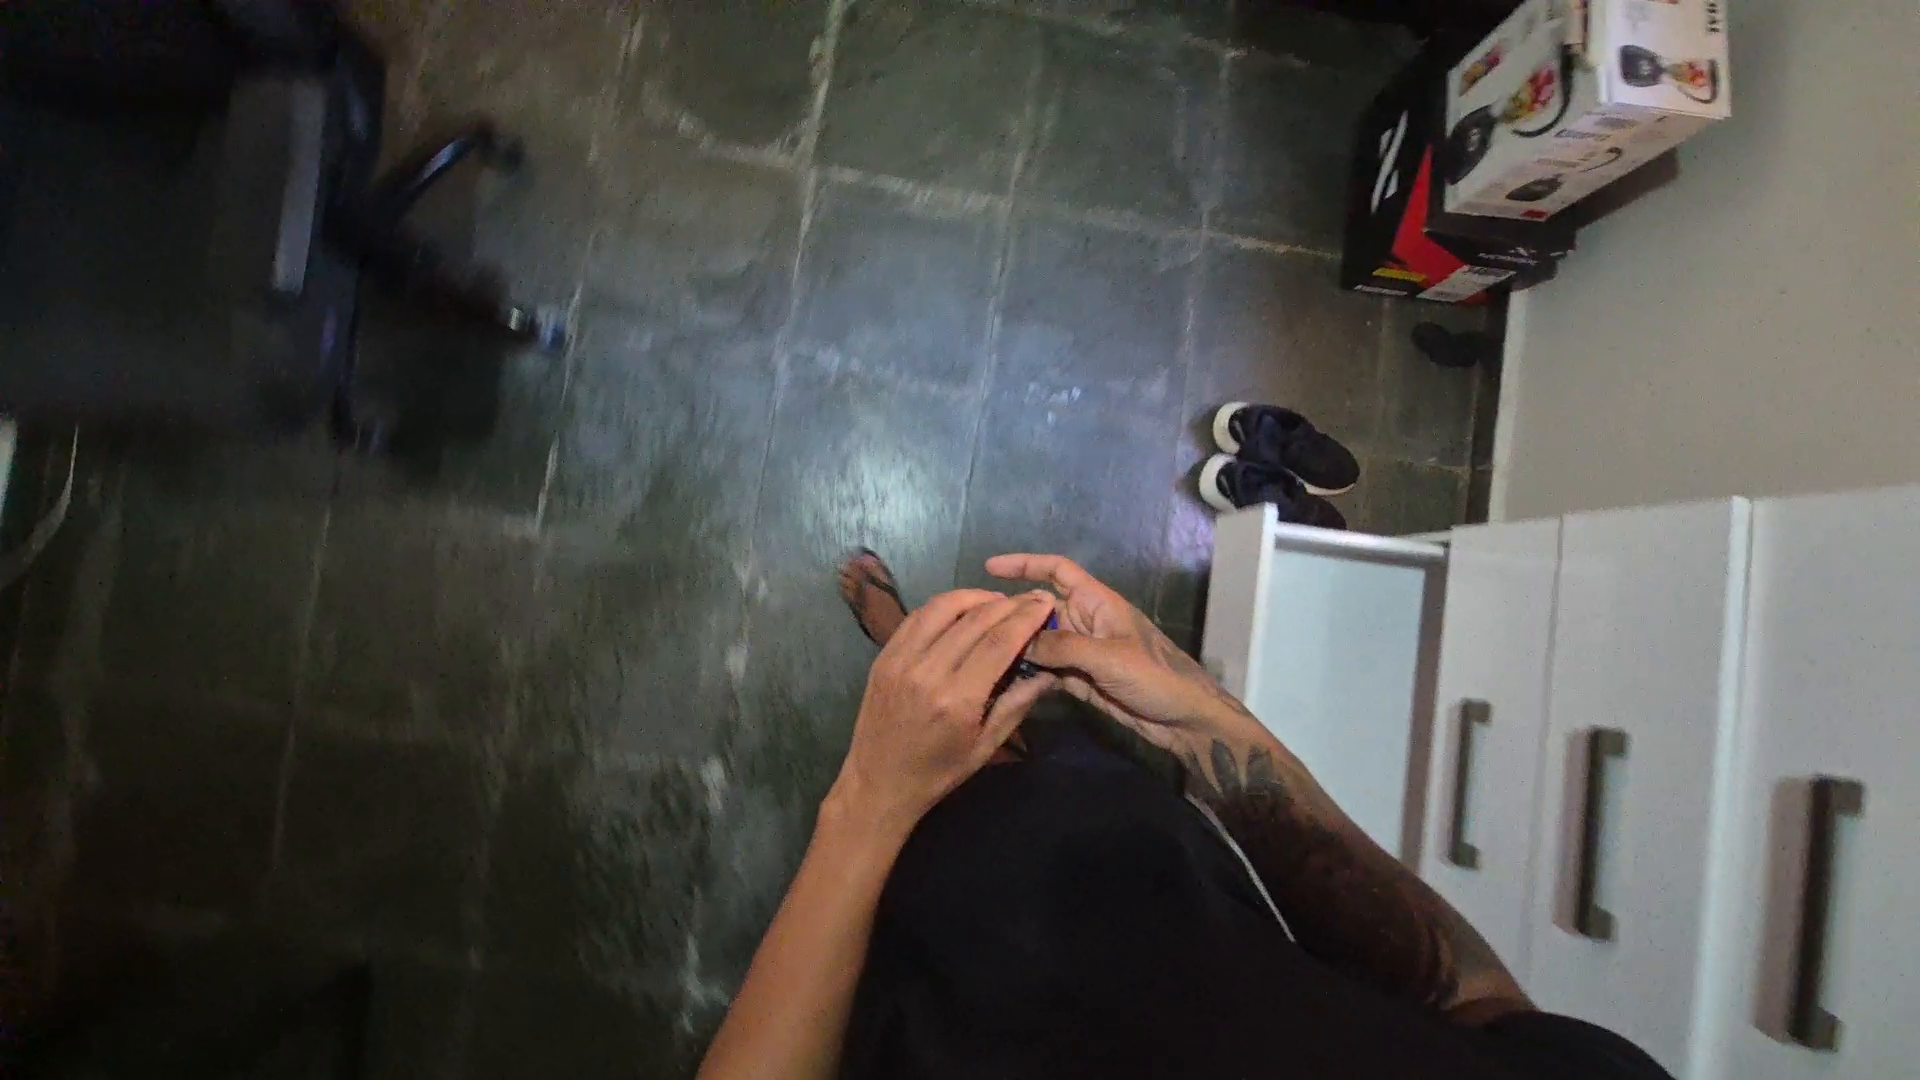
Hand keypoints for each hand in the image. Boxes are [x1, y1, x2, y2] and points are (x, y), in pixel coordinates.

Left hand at [829, 589, 1059, 838]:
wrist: (878, 783)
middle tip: (1029, 599)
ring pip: (942, 608)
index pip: (998, 642)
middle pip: (974, 619)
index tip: (1044, 604)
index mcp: (956, 699)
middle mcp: (927, 671)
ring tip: (998, 601)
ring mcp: (901, 660)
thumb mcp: (985, 747)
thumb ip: (1016, 705)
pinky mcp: (884, 655)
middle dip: (1008, 604)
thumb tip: (1048, 671)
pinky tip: (962, 608)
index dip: (1025, 618)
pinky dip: (943, 605)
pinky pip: (917, 617)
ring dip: (975, 596)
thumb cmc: (938, 772)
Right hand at [984, 554, 1256, 754]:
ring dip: (1017, 647)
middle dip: (1012, 614)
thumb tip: (1020, 642)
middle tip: (979, 628)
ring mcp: (1082, 652)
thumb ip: (1063, 647)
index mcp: (1096, 602)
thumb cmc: (1155, 676)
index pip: (1057, 571)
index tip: (990, 567)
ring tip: (983, 655)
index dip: (1025, 564)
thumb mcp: (1108, 657)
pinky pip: (1047, 670)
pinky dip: (1029, 673)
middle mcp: (1085, 622)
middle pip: (1040, 609)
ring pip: (1040, 642)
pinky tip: (1006, 680)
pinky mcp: (1081, 680)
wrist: (1184, 721)